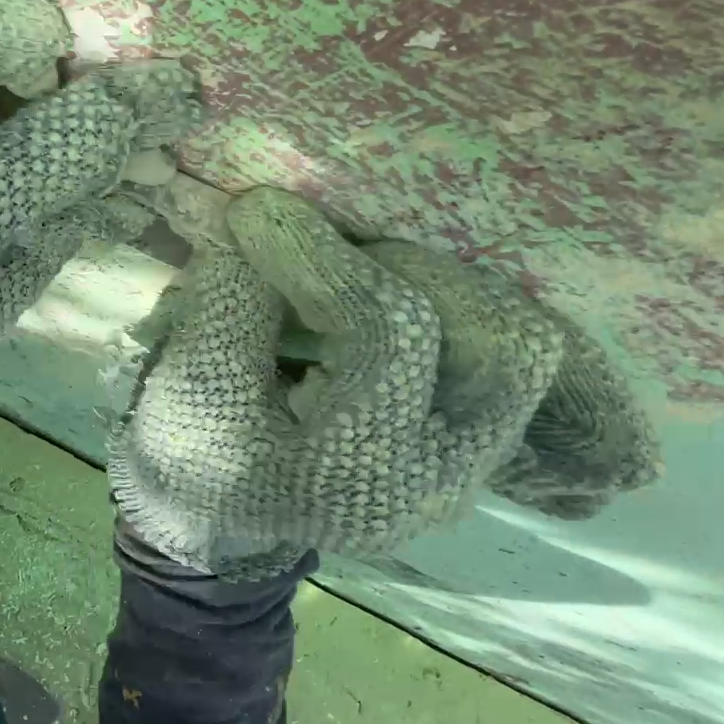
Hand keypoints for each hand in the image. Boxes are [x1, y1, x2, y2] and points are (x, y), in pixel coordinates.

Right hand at [109, 186, 660, 578]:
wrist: (216, 515)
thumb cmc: (188, 454)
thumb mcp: (184, 386)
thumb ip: (227, 305)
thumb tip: (263, 226)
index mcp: (355, 475)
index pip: (386, 333)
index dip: (320, 254)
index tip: (256, 208)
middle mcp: (442, 481)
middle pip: (504, 345)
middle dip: (404, 266)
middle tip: (322, 244)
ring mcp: (473, 470)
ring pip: (540, 353)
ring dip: (447, 285)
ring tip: (361, 265)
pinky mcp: (479, 446)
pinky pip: (535, 377)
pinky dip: (484, 318)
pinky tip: (425, 292)